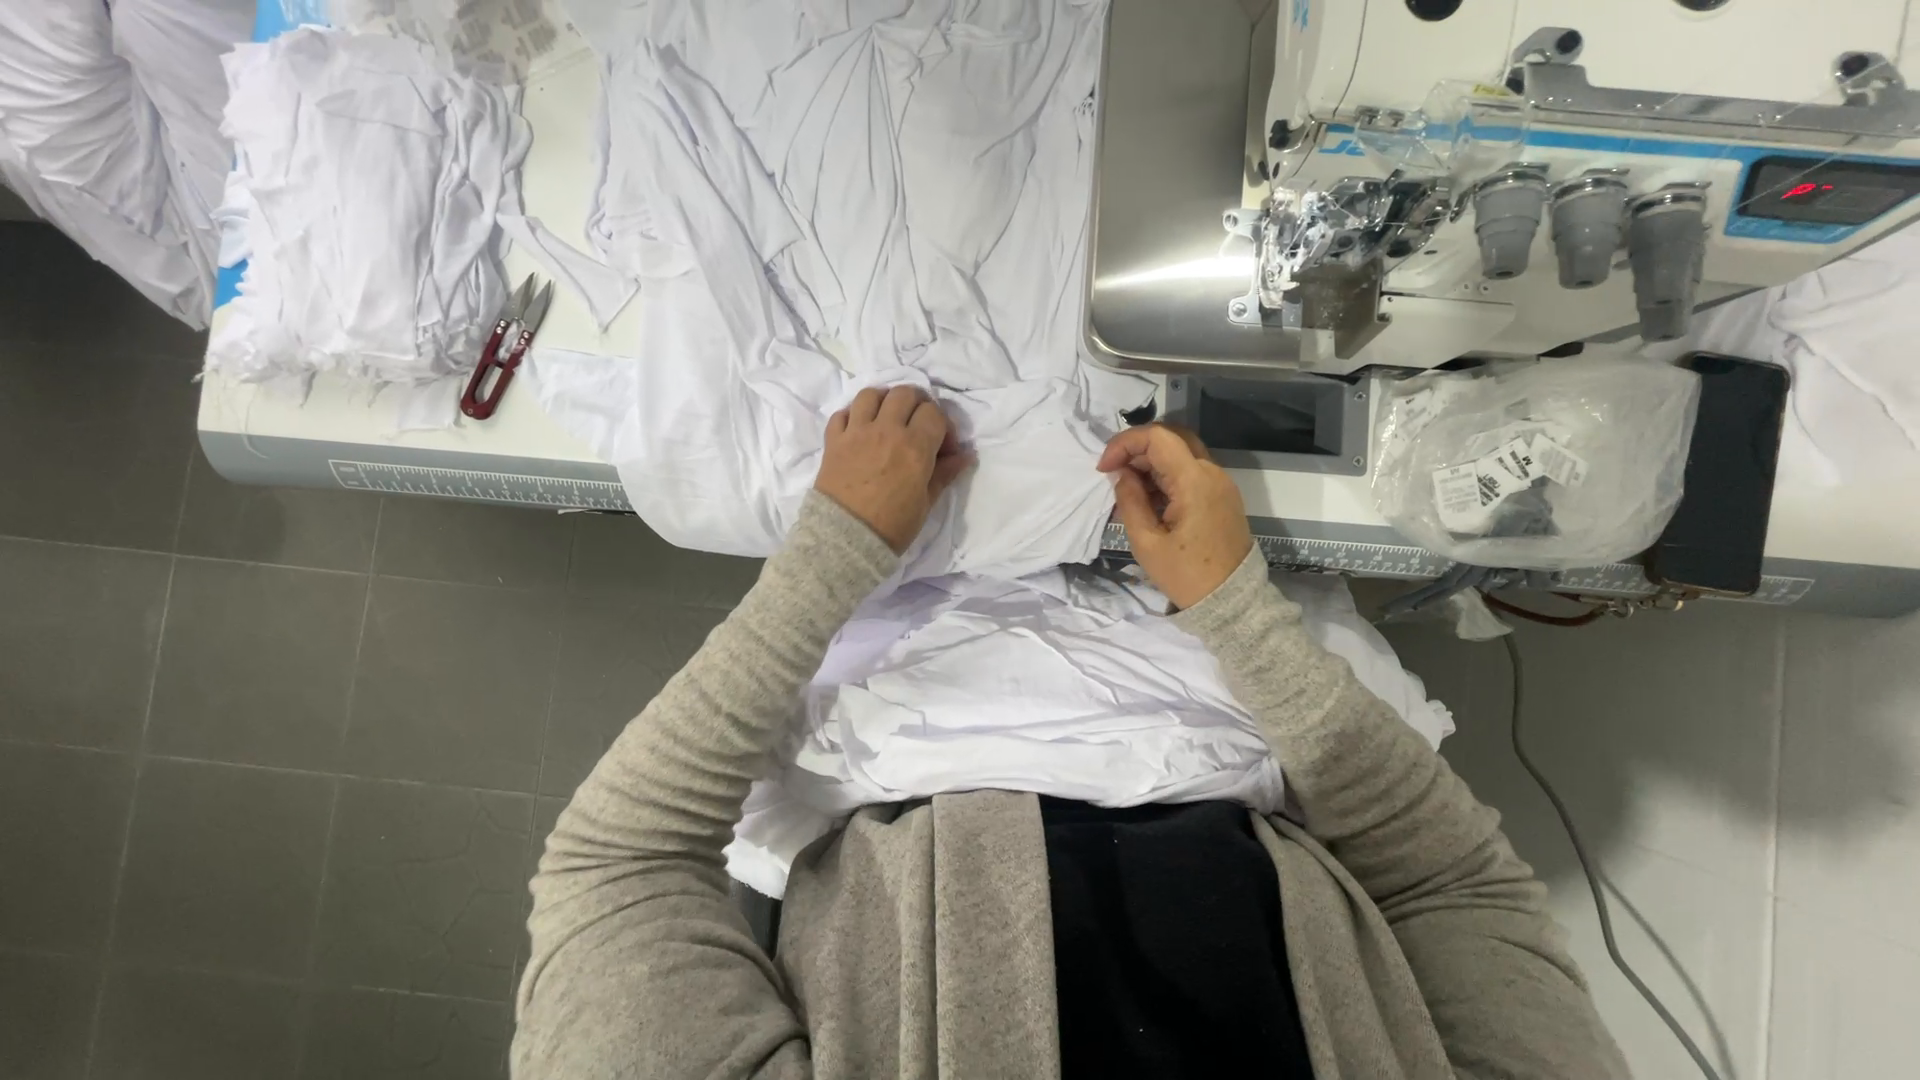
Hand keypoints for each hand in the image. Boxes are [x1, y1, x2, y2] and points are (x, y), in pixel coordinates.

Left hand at [816, 385, 973, 552]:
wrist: (846, 539)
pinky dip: (854, 415)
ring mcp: (856, 432)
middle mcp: (886, 430)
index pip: (934, 413)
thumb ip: (945, 473)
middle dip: (918, 404)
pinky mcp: (833, 440)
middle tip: (919, 425)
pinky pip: (843, 413)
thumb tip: (966, 455)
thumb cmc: (892, 526)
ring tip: (889, 418)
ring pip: (872, 394)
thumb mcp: (926, 502)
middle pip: (905, 393)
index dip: (944, 427)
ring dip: (885, 401)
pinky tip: (861, 430)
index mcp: (914, 446)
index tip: (944, 448)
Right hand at [1097, 424, 1252, 609]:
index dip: (1125, 444)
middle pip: (1171, 437)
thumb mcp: (1146, 542)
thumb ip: (1130, 501)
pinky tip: (1149, 497)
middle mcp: (1212, 472)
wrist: (1231, 600)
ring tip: (1128, 489)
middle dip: (1137, 449)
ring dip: (1151, 461)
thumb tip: (1122, 474)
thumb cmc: (1186, 575)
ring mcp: (1220, 482)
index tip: (1104, 468)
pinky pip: (1191, 470)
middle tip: (1115, 473)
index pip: (1157, 437)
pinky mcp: (1221, 494)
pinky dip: (1166, 473)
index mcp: (1194, 481)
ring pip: (1181, 452)